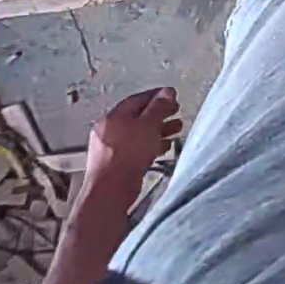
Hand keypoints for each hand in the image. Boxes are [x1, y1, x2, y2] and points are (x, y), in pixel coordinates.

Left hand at [80, 87, 181, 206]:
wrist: (111, 190)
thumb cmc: (124, 156)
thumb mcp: (148, 125)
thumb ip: (159, 107)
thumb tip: (166, 93)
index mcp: (114, 116)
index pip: (138, 99)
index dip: (156, 96)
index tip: (170, 95)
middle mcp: (110, 130)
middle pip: (139, 116)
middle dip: (159, 113)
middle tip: (174, 110)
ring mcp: (112, 148)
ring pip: (139, 134)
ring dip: (158, 130)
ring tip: (174, 128)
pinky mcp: (117, 164)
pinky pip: (136, 149)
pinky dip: (151, 145)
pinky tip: (162, 147)